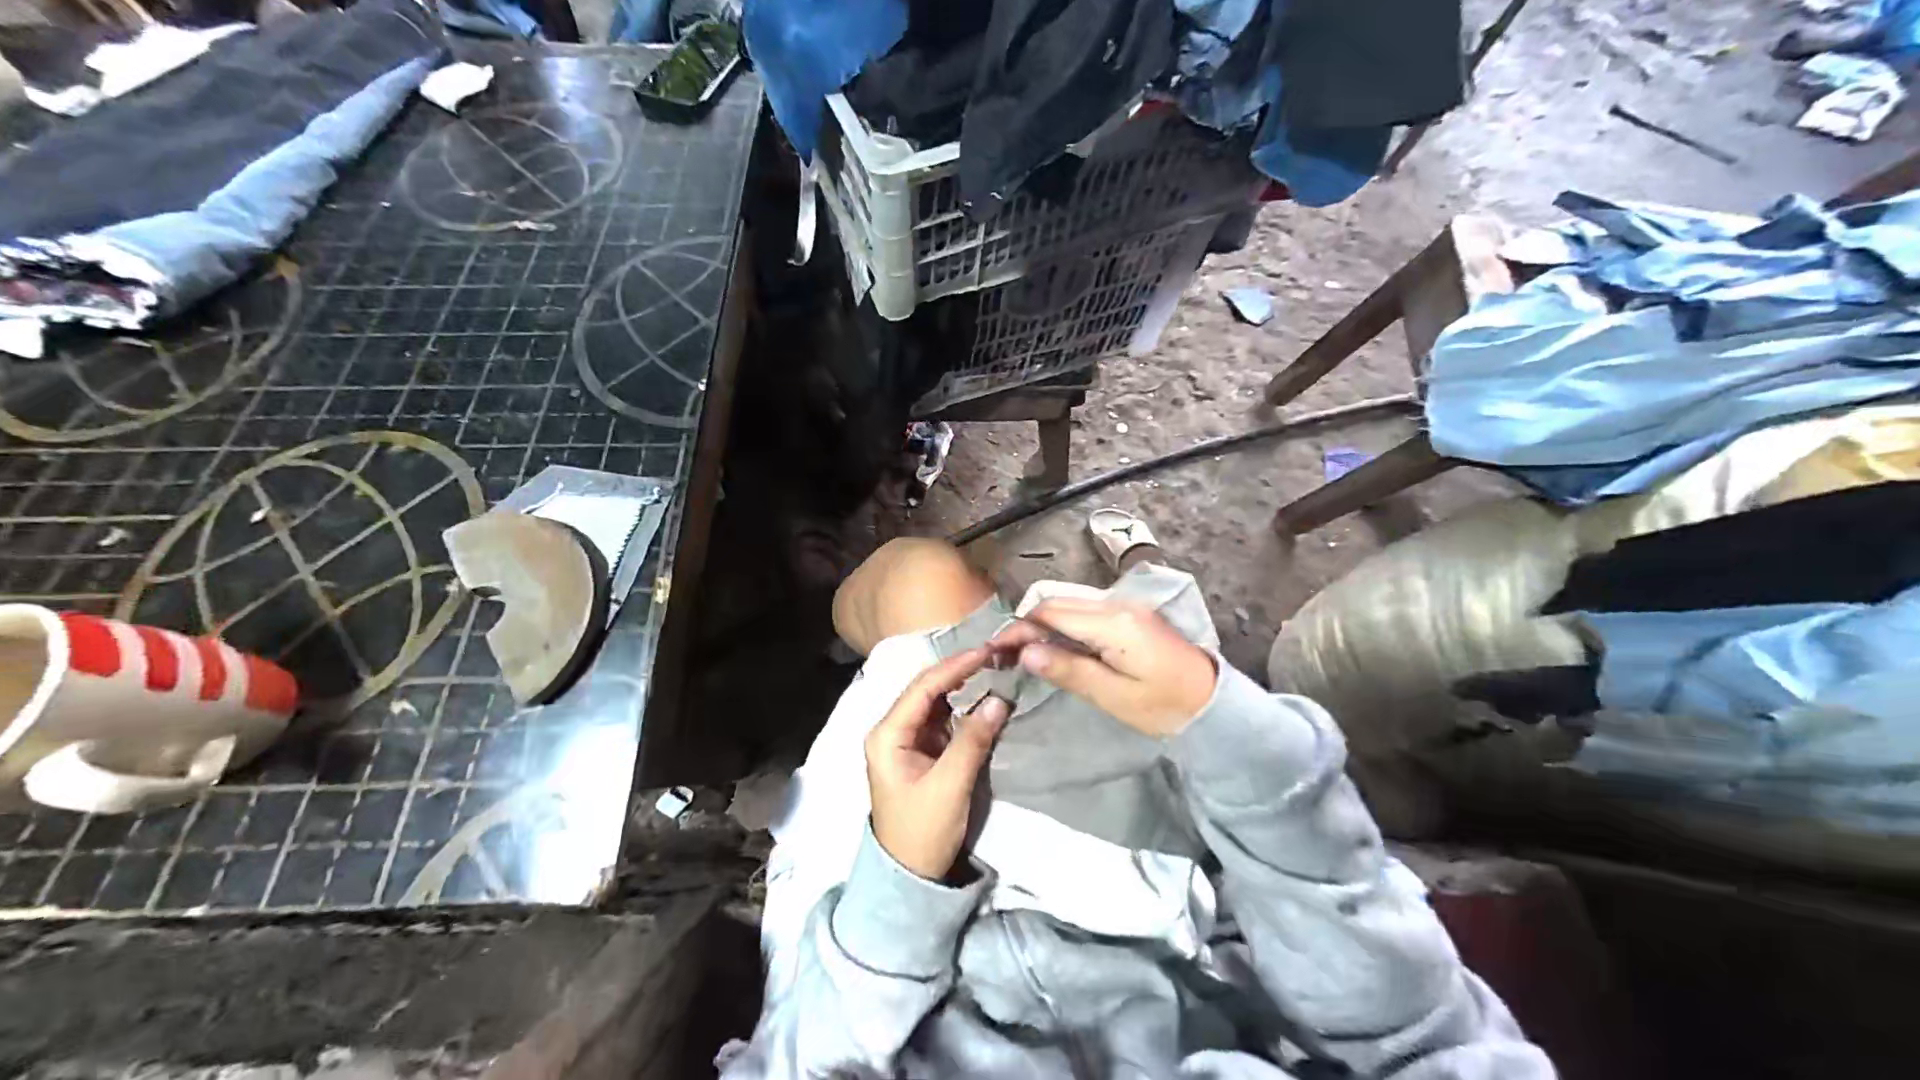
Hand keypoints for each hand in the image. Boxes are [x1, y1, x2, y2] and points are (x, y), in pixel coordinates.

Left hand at [865, 647, 1010, 881]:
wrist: (911, 876)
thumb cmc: (922, 832)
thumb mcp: (949, 786)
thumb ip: (972, 741)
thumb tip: (999, 699)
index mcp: (887, 735)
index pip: (922, 688)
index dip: (954, 666)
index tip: (986, 651)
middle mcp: (892, 730)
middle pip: (927, 689)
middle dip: (959, 670)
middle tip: (994, 654)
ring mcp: (907, 740)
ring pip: (936, 701)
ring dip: (962, 684)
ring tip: (993, 666)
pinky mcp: (923, 751)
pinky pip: (944, 718)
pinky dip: (963, 705)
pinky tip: (984, 694)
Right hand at [989, 599, 1216, 736]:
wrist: (1215, 705)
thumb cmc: (1166, 707)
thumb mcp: (1114, 696)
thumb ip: (1069, 670)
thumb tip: (1026, 653)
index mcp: (1113, 622)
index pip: (1051, 613)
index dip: (1019, 628)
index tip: (994, 649)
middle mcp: (1117, 604)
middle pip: (1057, 602)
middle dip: (1027, 624)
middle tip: (1005, 653)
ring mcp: (1126, 607)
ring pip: (1070, 604)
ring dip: (1043, 624)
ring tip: (1024, 652)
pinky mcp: (1130, 616)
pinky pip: (1085, 612)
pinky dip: (1063, 625)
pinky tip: (1055, 648)